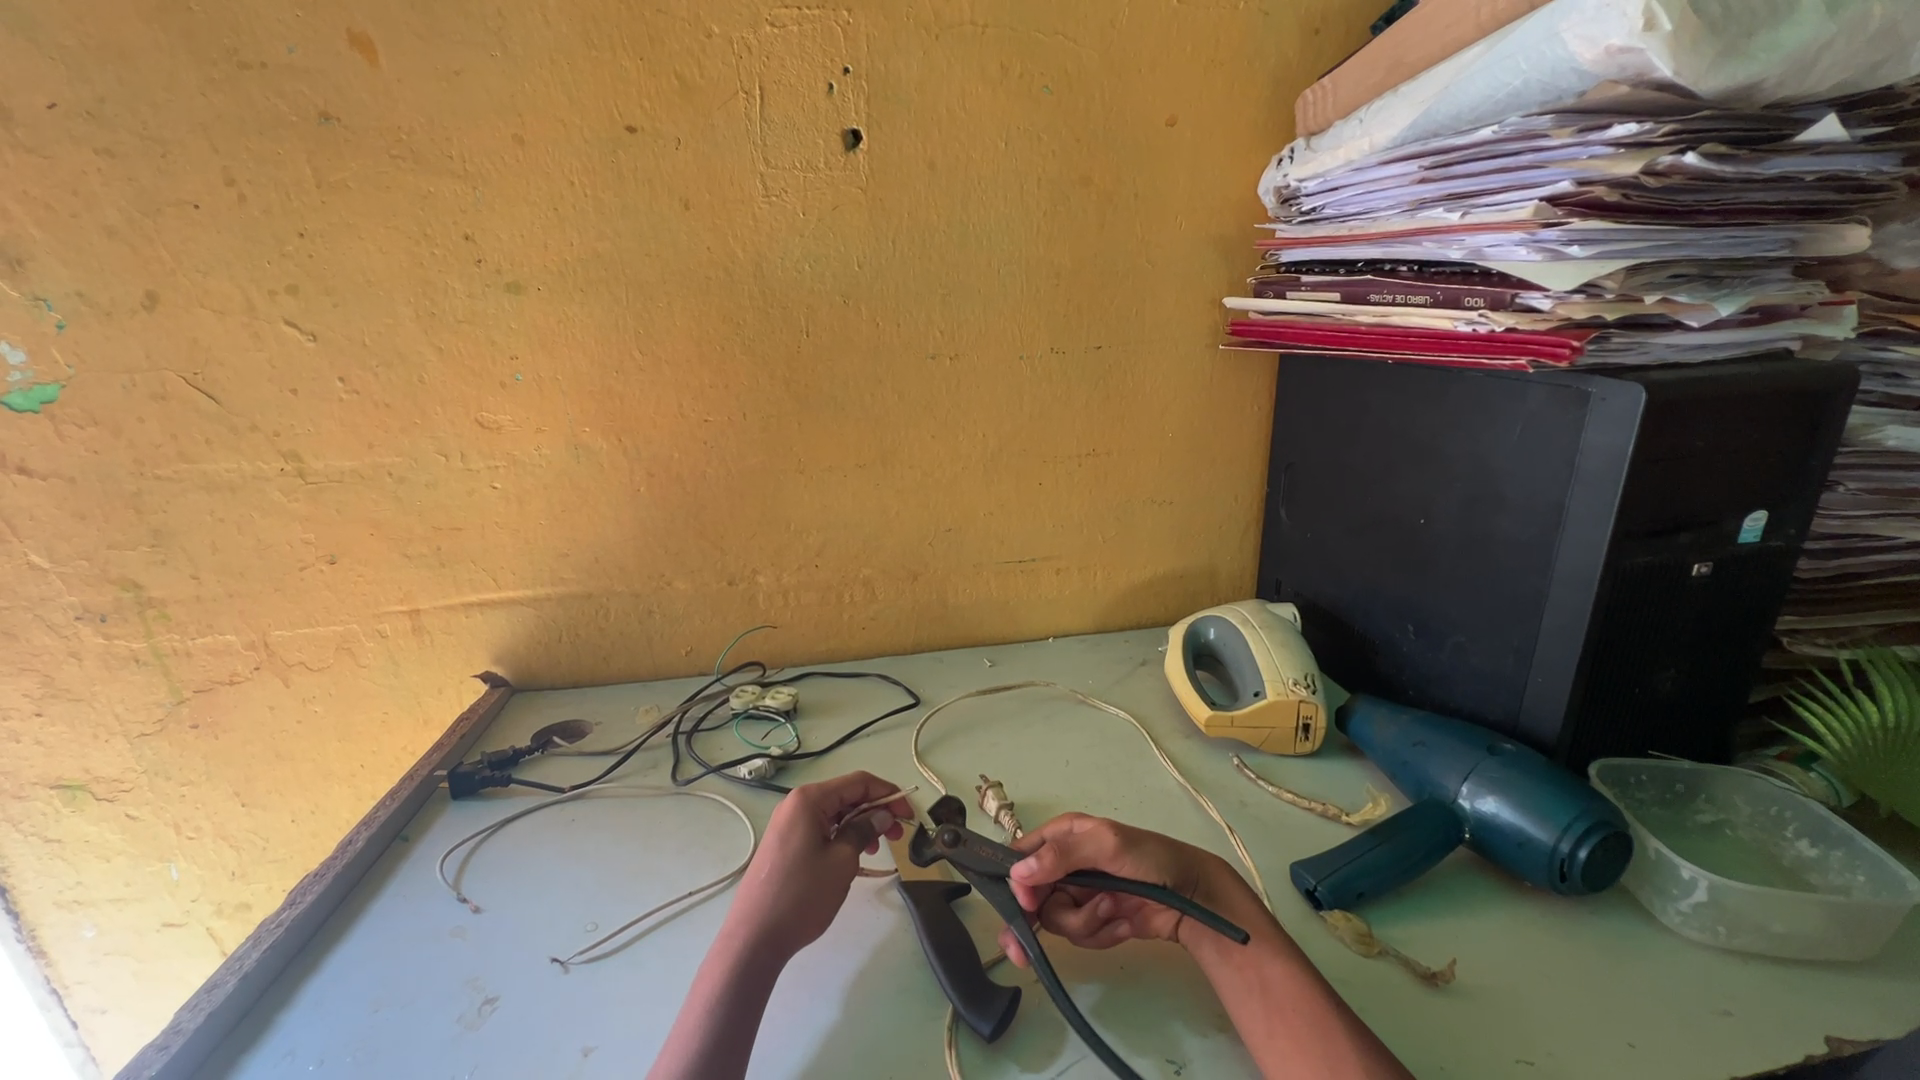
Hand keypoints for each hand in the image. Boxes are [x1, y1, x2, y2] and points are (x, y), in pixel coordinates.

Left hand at [722, 771, 912, 961]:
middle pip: (845, 796)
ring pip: (834, 814)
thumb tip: (882, 814)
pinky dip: (841, 836)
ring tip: (874, 850)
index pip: (858, 782)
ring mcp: (787, 824)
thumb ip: (865, 830)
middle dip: (875, 811)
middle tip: (896, 837)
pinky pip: (820, 829)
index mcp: (809, 799)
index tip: (909, 816)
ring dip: (859, 825)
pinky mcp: (784, 844)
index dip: (888, 794)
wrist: (755, 937)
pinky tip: (853, 857)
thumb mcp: (842, 860)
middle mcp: (796, 804)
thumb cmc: (802, 895)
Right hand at [995, 813, 1250, 966]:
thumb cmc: (1149, 857)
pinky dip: (1102, 935)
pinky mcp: (1096, 921)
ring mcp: (1080, 894)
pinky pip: (1081, 937)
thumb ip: (1061, 856)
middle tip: (1020, 952)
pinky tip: (1124, 925)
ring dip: (1085, 923)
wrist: (1191, 896)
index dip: (1017, 883)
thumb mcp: (1106, 846)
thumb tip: (1017, 873)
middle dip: (1031, 922)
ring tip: (1113, 911)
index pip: (1022, 858)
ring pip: (1056, 921)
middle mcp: (1065, 865)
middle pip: (1031, 897)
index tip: (1025, 904)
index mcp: (1062, 836)